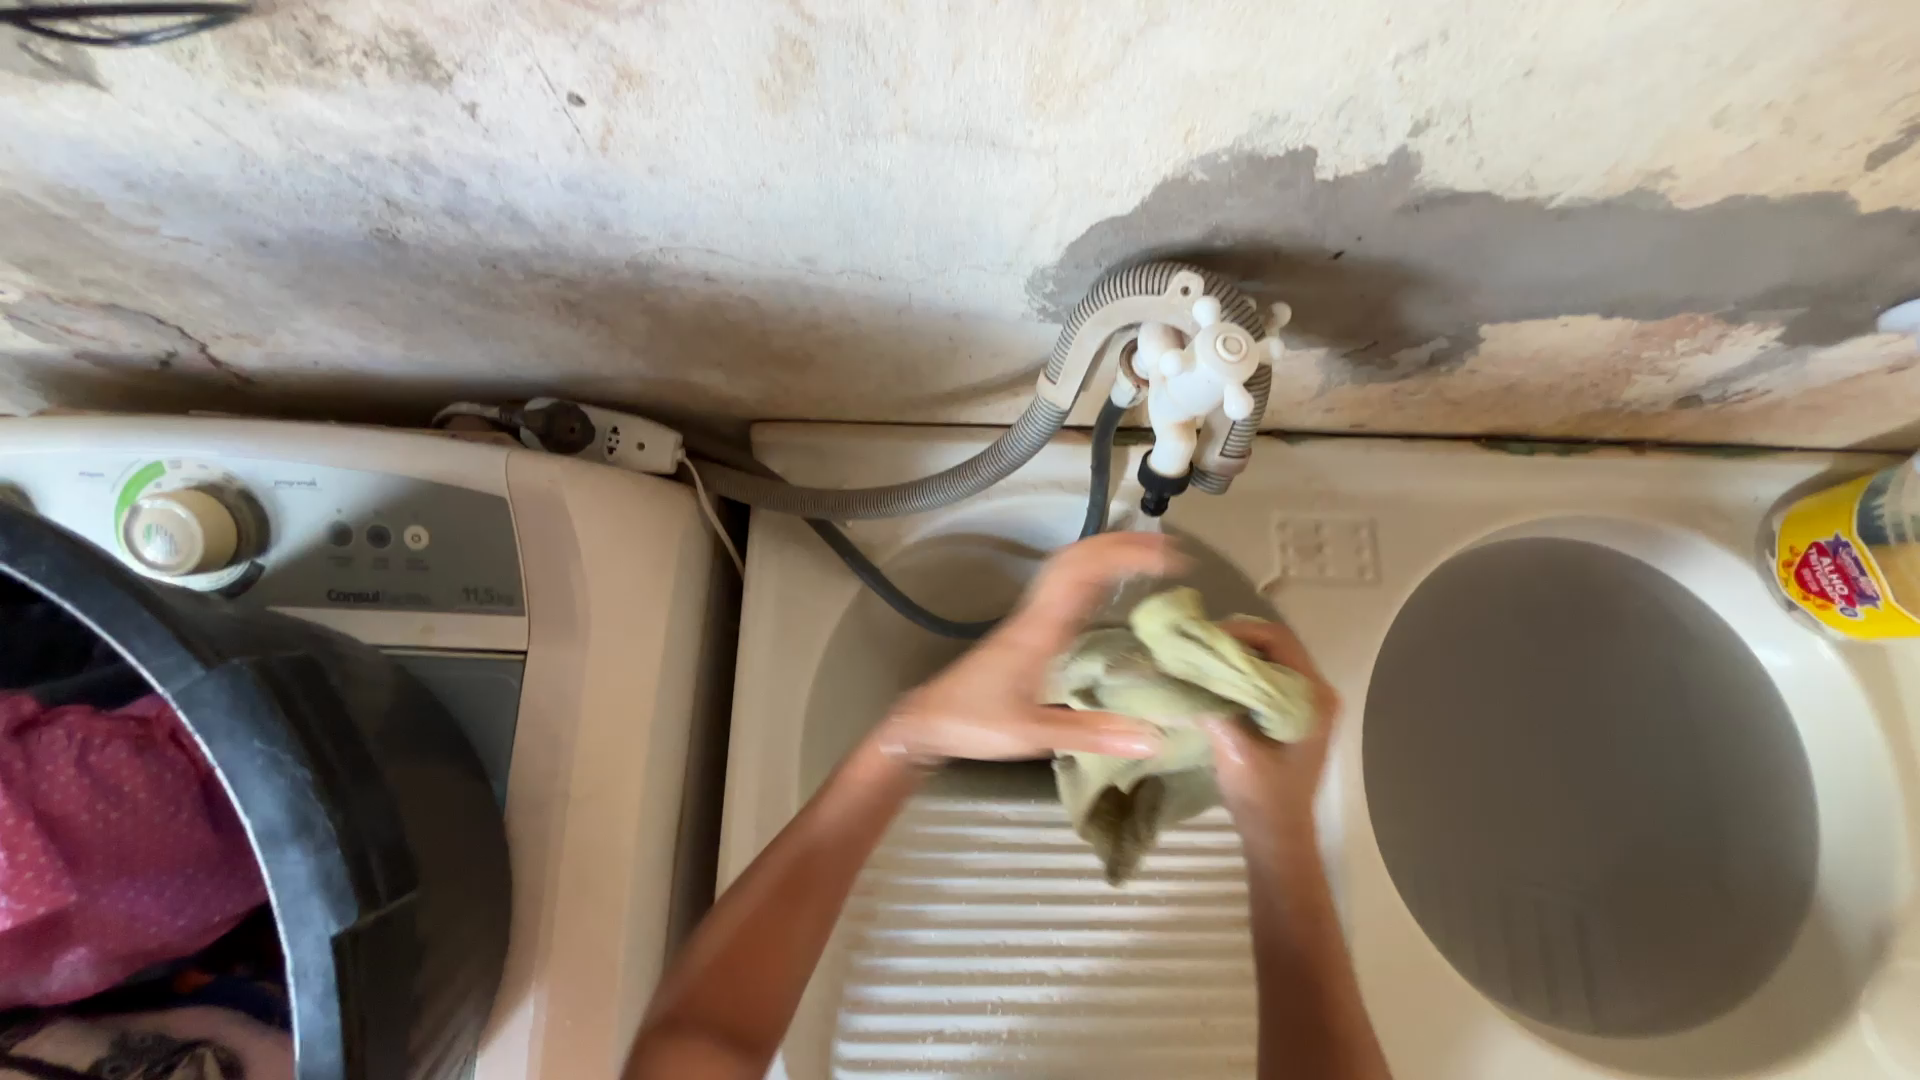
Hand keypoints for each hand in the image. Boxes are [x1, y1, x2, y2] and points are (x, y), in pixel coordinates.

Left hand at [874, 533, 1186, 765]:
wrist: (927, 719)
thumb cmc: (973, 722)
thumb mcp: (1032, 734)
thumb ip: (1091, 734)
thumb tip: (1154, 736)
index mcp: (1040, 631)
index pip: (1083, 572)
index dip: (1125, 555)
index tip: (1167, 555)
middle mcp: (1036, 616)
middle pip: (1077, 559)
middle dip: (1121, 545)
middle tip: (1168, 546)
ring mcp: (1030, 620)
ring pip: (1068, 569)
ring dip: (1106, 554)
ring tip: (1148, 556)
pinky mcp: (1027, 631)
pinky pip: (1063, 589)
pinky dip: (1092, 576)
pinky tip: (1111, 587)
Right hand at [1202, 618, 1340, 833]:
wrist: (1277, 836)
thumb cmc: (1262, 796)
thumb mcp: (1234, 748)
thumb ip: (1214, 705)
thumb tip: (1182, 668)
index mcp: (1313, 697)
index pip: (1278, 640)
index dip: (1238, 631)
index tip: (1203, 639)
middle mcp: (1315, 692)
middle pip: (1273, 645)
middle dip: (1232, 640)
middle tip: (1196, 645)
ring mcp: (1305, 703)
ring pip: (1267, 659)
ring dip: (1233, 654)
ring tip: (1200, 658)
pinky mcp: (1290, 714)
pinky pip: (1264, 676)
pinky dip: (1237, 671)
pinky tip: (1213, 679)